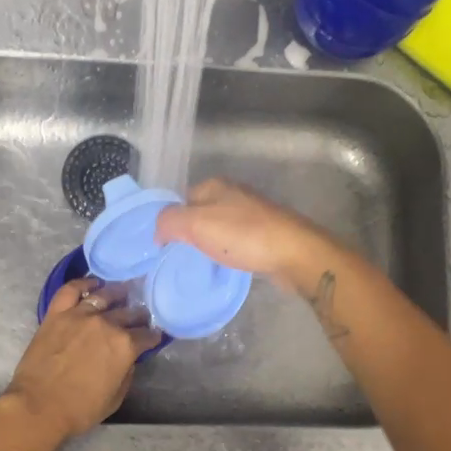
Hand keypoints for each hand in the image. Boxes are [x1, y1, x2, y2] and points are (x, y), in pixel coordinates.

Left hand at [0, 278, 163, 439]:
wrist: (39, 406)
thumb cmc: (80, 409)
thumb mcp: (115, 397)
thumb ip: (127, 373)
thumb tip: (128, 360)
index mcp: (125, 346)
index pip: (147, 335)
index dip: (152, 337)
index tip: (153, 337)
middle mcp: (107, 324)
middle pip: (129, 313)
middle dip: (138, 315)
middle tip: (140, 317)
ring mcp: (80, 315)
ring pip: (104, 296)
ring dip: (117, 294)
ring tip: (122, 293)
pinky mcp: (57, 314)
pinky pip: (71, 290)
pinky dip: (83, 283)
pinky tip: (92, 283)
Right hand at [154, 179, 341, 290]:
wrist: (292, 252)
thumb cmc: (242, 235)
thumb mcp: (196, 225)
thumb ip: (169, 222)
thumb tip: (157, 231)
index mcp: (214, 186)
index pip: (180, 200)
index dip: (170, 223)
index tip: (165, 248)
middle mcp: (233, 194)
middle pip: (199, 214)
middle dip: (189, 235)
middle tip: (181, 259)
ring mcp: (251, 213)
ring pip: (218, 228)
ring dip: (209, 245)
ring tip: (202, 265)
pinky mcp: (265, 232)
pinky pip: (236, 241)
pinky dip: (228, 252)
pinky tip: (227, 265)